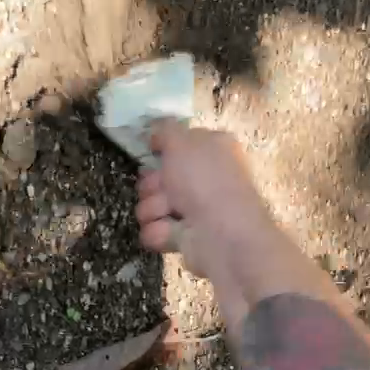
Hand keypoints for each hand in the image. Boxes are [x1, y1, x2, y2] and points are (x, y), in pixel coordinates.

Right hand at [135, 121, 278, 292]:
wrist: (220, 233)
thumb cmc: (205, 180)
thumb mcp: (183, 142)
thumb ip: (165, 131)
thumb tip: (154, 133)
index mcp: (210, 150)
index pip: (176, 146)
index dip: (161, 152)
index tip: (154, 154)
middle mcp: (202, 179)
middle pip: (156, 178)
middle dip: (152, 184)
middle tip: (164, 187)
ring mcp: (192, 211)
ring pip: (150, 207)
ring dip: (154, 209)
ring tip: (170, 212)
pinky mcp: (182, 238)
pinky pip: (154, 232)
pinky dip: (160, 232)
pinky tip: (173, 232)